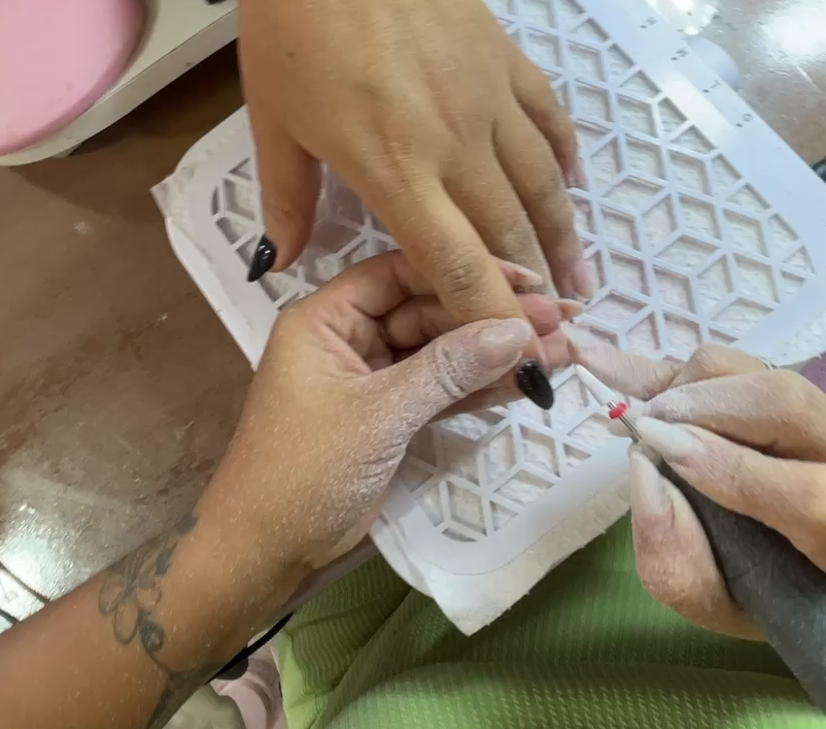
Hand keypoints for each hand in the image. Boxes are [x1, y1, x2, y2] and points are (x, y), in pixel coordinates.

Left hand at [201, 251, 575, 571]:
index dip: (462, 270)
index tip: (525, 278)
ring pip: (441, 352)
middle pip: (428, 311)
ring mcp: (372, 376)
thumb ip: (448, 368)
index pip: (401, 272)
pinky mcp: (390, 413)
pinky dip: (478, 387)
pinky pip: (440, 388)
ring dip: (494, 352)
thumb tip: (519, 329)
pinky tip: (525, 380)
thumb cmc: (305, 471)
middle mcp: (350, 335)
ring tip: (558, 349)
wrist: (266, 556)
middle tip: (559, 320)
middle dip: (490, 317)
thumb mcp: (378, 414)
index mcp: (327, 317)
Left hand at [237, 0, 591, 324]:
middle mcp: (457, 144)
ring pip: (543, 185)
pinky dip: (566, 161)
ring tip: (581, 280)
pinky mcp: (507, 58)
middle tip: (555, 330)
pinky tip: (572, 185)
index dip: (492, 323)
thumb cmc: (289, 24)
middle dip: (534, 291)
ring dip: (564, 238)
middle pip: (511, 234)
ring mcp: (491, 97)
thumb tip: (279, 262)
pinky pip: (551, 121)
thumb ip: (287, 201)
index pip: (458, 268)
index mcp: (394, 169)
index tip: (518, 365)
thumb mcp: (272, 122)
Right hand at [573, 337, 825, 638]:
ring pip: (758, 371)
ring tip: (641, 414)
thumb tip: (643, 472)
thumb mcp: (718, 607)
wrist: (813, 567)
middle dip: (703, 405)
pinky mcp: (783, 387)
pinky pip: (725, 362)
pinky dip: (658, 365)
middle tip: (643, 425)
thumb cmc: (769, 598)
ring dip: (686, 383)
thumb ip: (676, 561)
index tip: (656, 450)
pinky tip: (593, 354)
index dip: (729, 468)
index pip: (812, 494)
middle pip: (789, 403)